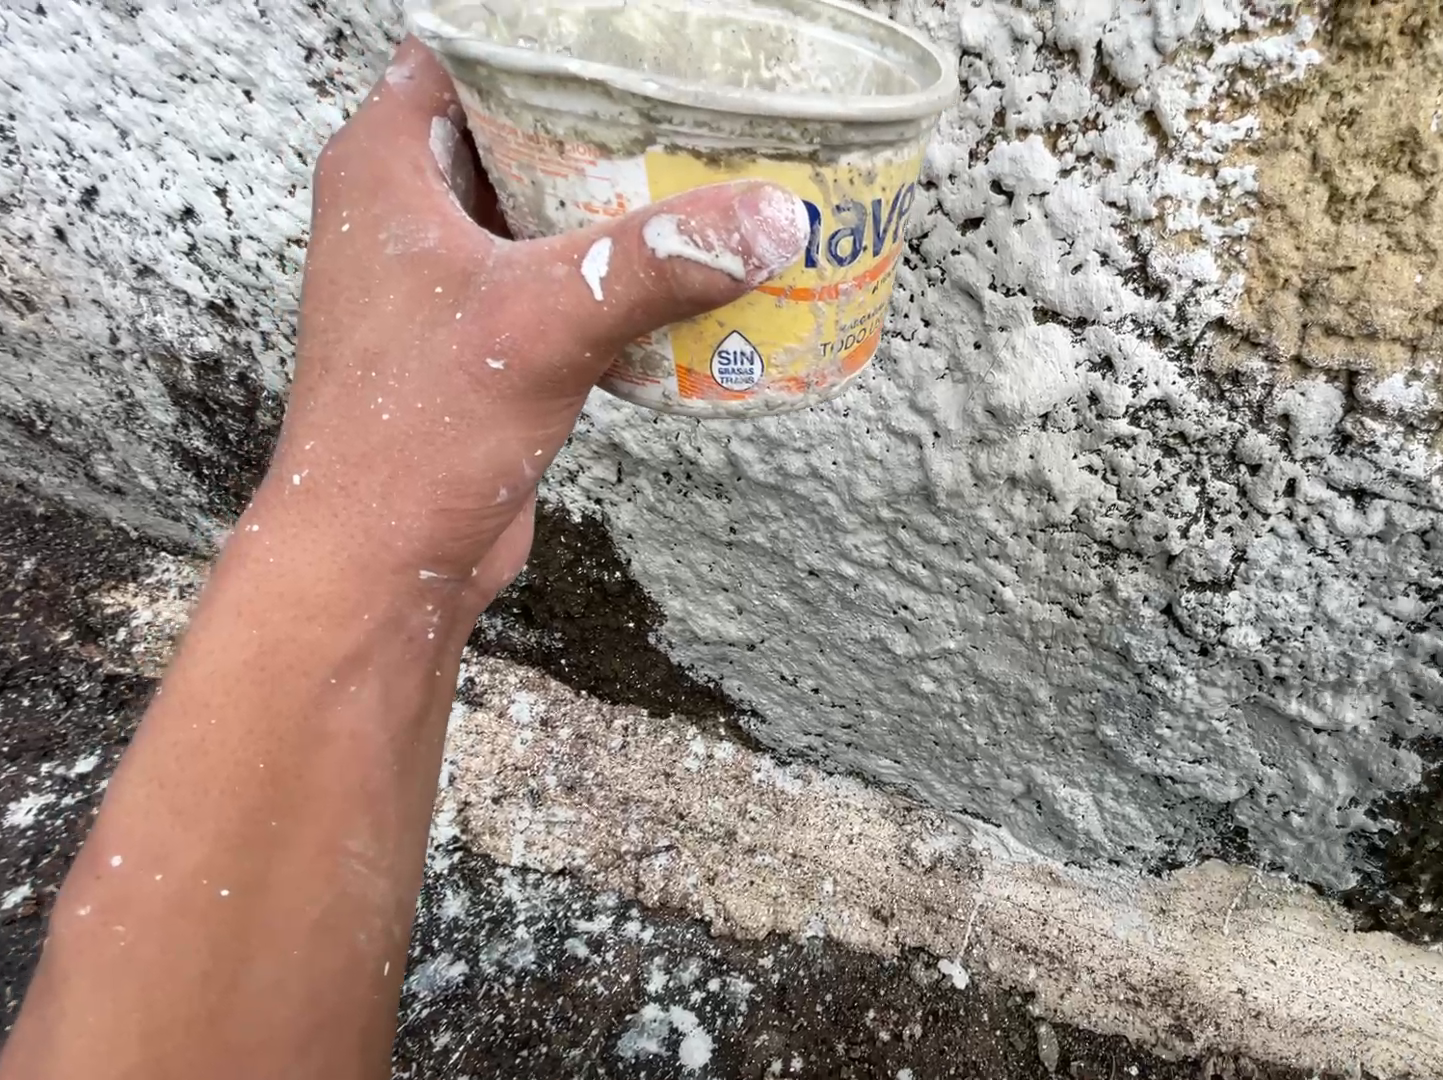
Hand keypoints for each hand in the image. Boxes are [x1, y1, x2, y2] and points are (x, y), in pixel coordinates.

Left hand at [257, 38, 807, 615]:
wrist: (393, 552)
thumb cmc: (424, 429)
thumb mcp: (544, 322)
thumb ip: (653, 265)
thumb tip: (771, 220)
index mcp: (387, 169)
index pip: (469, 61)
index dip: (549, 49)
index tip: (640, 58)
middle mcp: (415, 216)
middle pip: (525, 139)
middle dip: (609, 133)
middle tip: (697, 129)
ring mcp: (457, 283)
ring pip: (551, 218)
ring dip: (623, 214)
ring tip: (707, 200)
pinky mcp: (496, 342)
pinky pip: (568, 286)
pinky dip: (621, 282)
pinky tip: (682, 290)